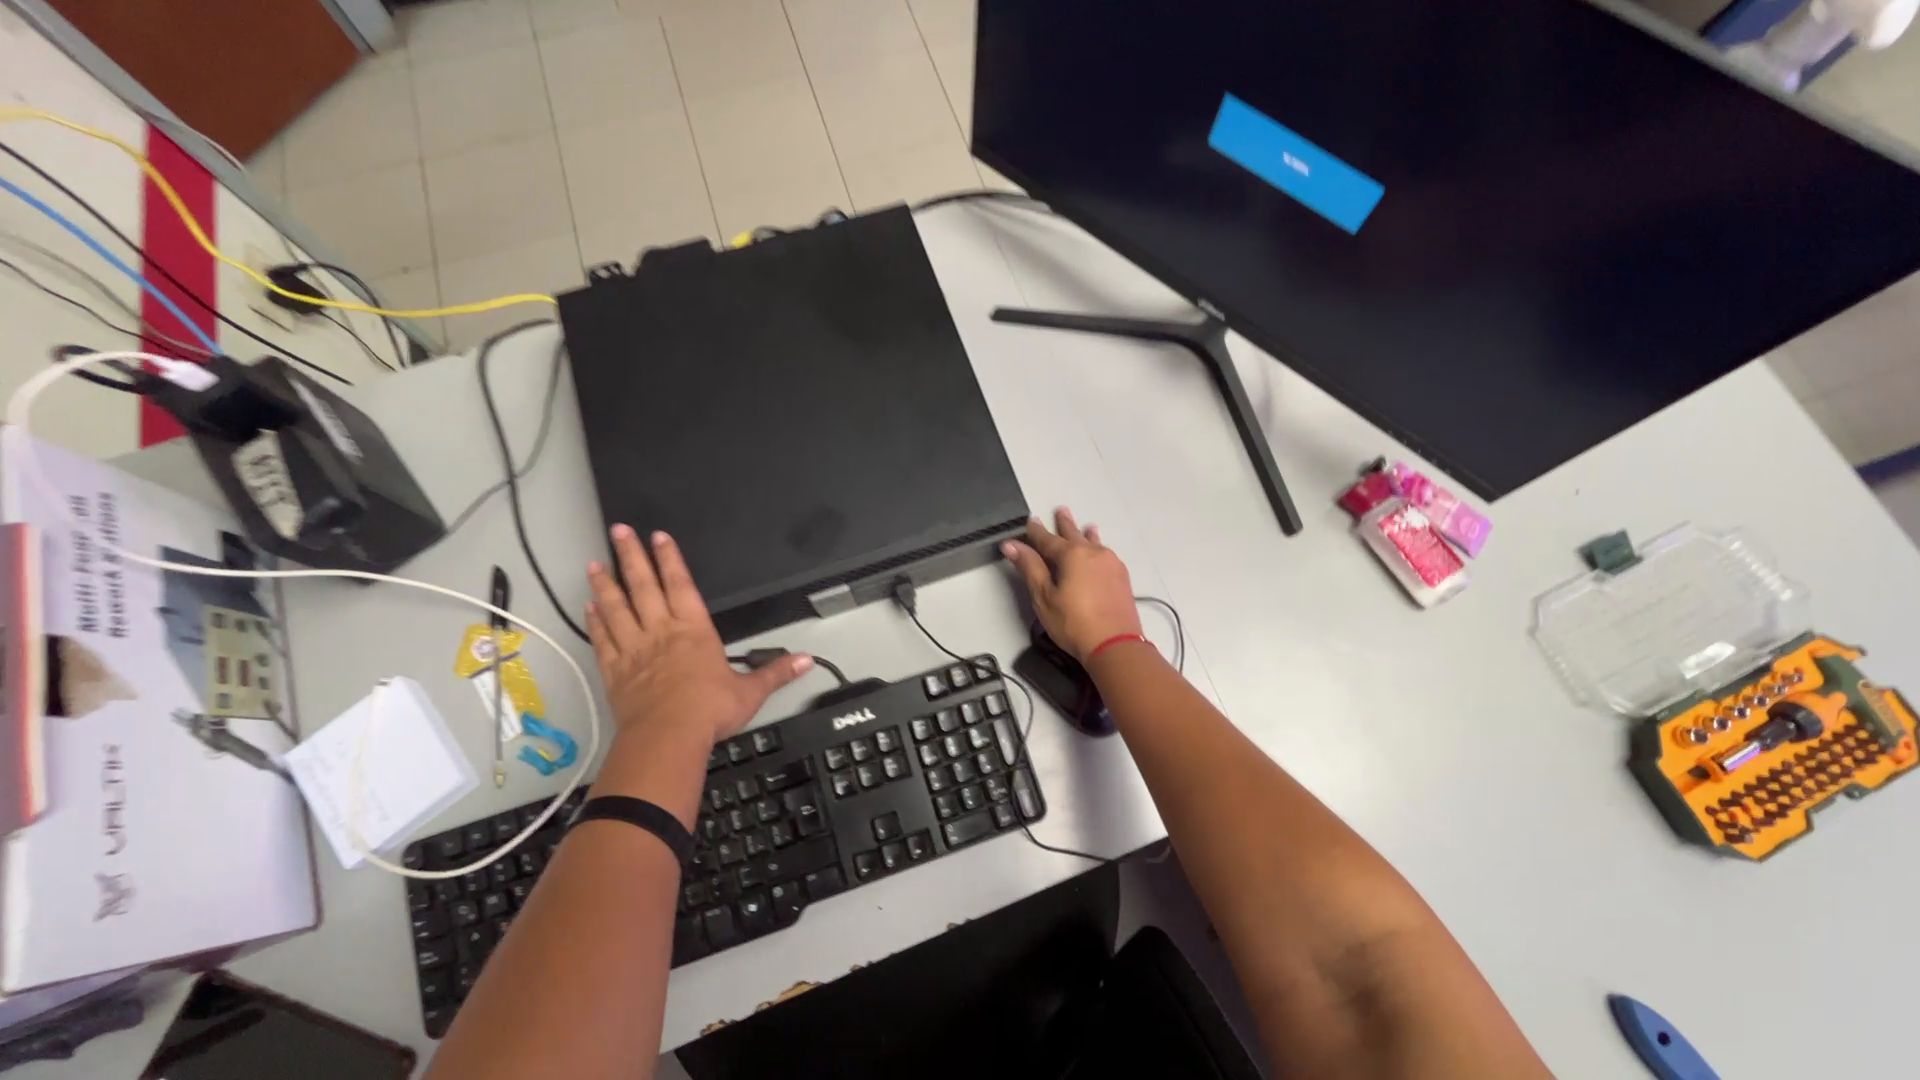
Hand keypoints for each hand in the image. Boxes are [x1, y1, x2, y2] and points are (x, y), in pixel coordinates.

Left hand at [586, 525, 811, 746]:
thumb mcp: (750, 691)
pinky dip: (595, 622)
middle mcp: (661, 632)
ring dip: (606, 584)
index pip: (681, 585)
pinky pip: (603, 640)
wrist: (667, 736)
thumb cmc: (709, 710)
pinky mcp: (615, 671)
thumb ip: (775, 673)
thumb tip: (805, 661)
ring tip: (595, 563)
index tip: (658, 537)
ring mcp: (635, 649)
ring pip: (617, 608)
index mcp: (695, 630)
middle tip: (619, 531)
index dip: (670, 558)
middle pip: (643, 586)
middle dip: (631, 556)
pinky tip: (588, 608)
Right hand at [1001, 508, 1142, 662]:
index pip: (1047, 539)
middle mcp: (1093, 553)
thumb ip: (1030, 567)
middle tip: (1060, 510)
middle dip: (1064, 524)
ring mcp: (1111, 564)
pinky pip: (1106, 554)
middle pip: (1074, 534)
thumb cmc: (1073, 622)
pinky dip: (1098, 548)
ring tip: (1086, 526)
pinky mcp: (1122, 578)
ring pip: (1094, 543)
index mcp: (1072, 555)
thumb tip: (1012, 544)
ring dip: (1086, 534)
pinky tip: (1100, 551)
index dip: (1035, 532)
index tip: (1028, 521)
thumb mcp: (1044, 597)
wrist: (1115, 644)